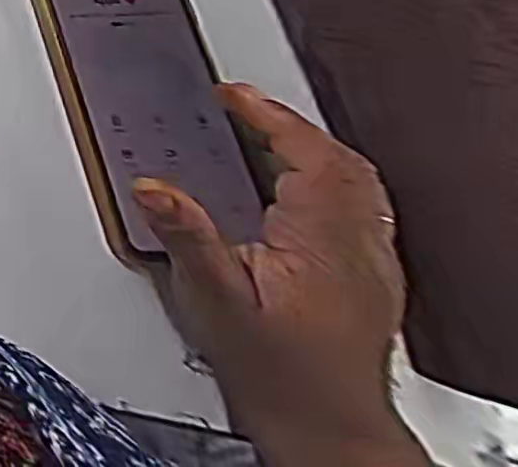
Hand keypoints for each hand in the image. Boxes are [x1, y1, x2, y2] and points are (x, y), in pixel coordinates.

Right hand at [133, 84, 428, 466]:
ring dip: (310, 148)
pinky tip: (292, 180)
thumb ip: (184, 236)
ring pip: (358, 187)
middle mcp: (357, 250)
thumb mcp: (214, 296)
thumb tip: (150, 186)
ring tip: (264, 128)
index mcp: (323, 245)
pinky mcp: (362, 278)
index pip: (315, 161)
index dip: (273, 119)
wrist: (321, 423)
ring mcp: (367, 265)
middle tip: (244, 102)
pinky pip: (357, 209)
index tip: (234, 94)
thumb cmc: (273, 367)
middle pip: (344, 167)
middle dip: (292, 126)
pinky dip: (323, 177)